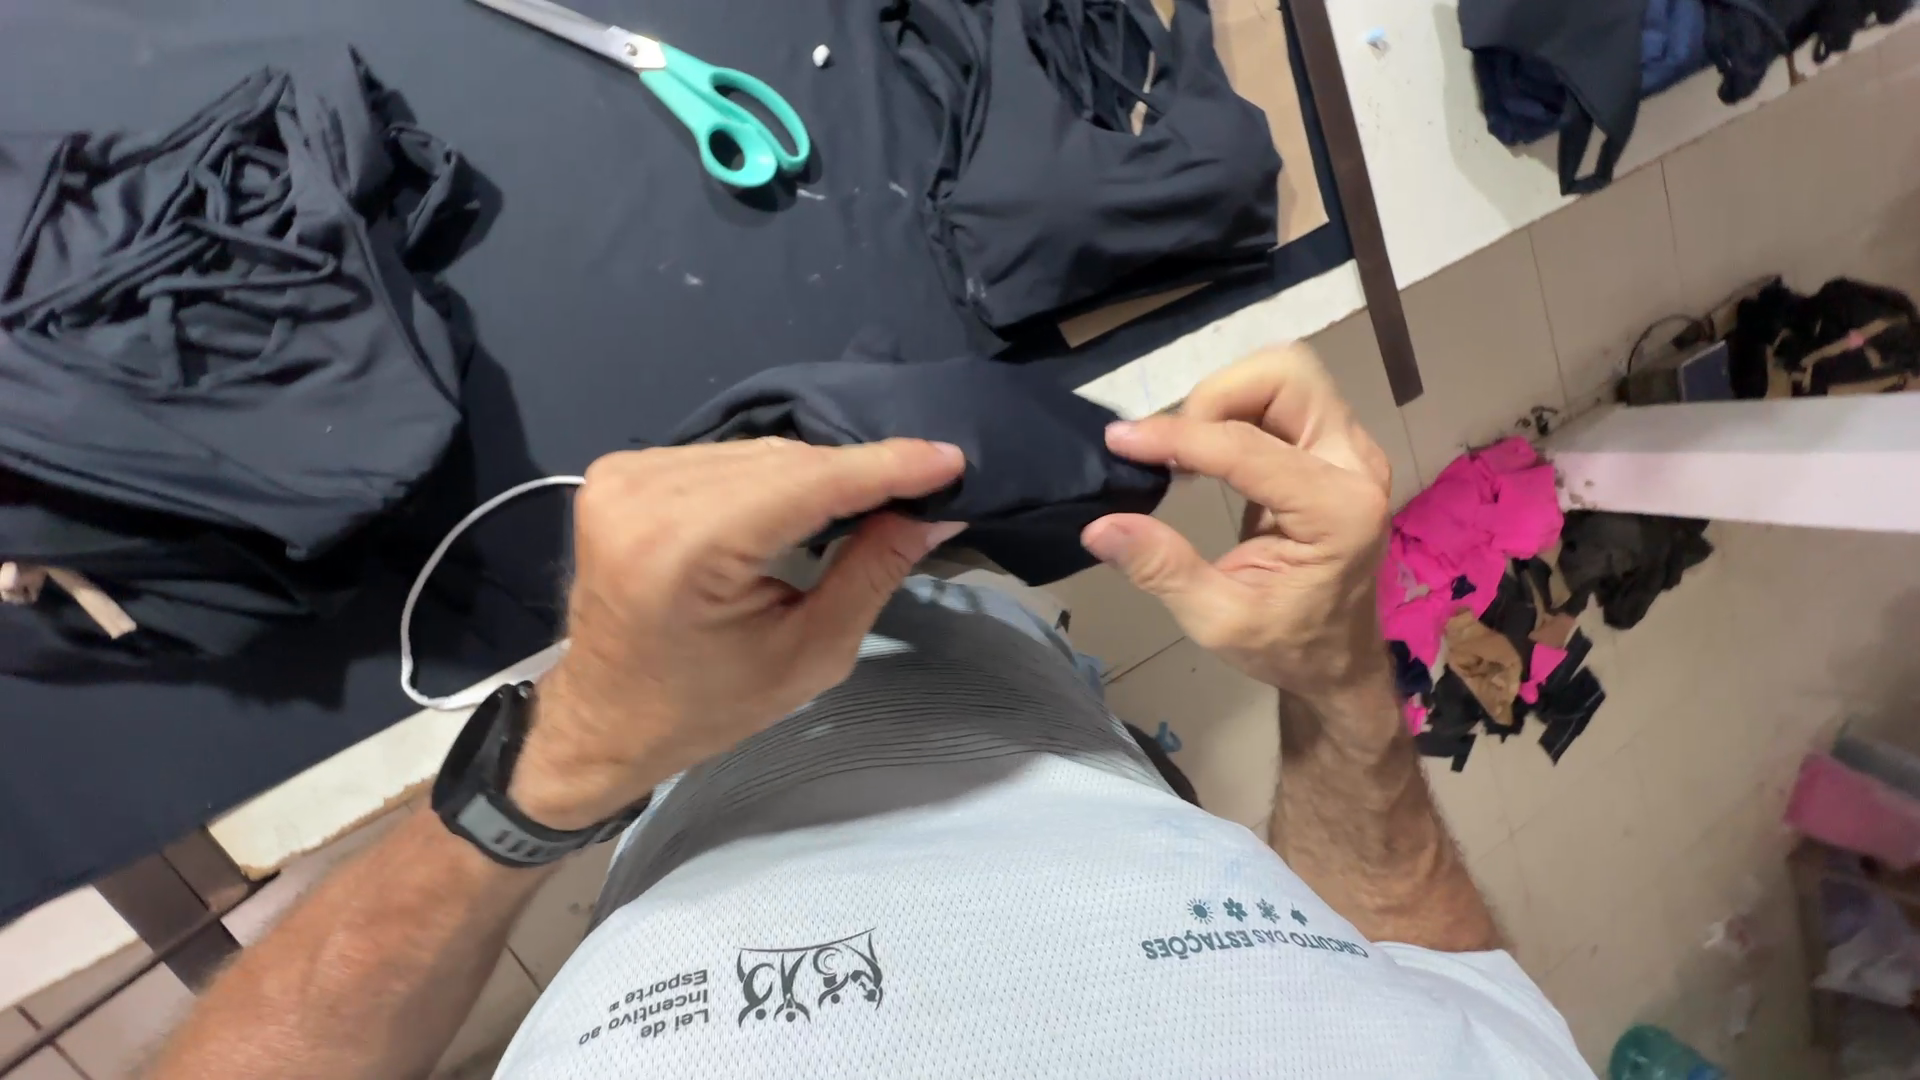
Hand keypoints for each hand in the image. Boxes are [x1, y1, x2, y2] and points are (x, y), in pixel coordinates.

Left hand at [510, 438, 966, 828]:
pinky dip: (777, 473)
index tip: (951, 458)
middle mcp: (645, 494)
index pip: (806, 483)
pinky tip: (804, 498)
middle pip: (786, 460)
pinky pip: (729, 455)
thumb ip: (872, 572)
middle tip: (923, 486)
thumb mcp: (810, 654)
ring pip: (761, 451)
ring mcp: (625, 474)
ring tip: (870, 496)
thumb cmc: (708, 706)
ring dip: (821, 471)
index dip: (885, 466)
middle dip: (859, 471)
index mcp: (684, 551)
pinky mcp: (622, 470)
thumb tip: (935, 513)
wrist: (604, 719)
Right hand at [1082, 345, 1392, 701]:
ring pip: (1286, 376)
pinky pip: (1282, 398)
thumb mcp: (1216, 620)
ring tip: (1186, 448)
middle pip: (1287, 378)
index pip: (1247, 447)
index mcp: (1336, 513)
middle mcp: (1354, 465)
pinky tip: (1205, 451)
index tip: (1119, 440)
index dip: (1176, 437)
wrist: (1336, 657)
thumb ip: (1162, 569)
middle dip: (1215, 397)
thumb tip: (1098, 527)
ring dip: (1225, 397)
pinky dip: (1234, 408)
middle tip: (1173, 448)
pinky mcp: (1334, 446)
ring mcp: (1349, 450)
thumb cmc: (1284, 645)